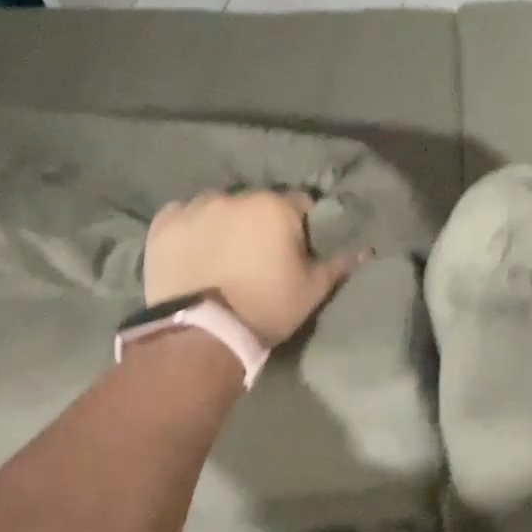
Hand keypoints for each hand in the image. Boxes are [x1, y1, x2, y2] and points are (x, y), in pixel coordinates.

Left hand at [143, 190, 366, 345]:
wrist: (199, 335)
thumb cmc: (266, 307)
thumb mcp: (312, 289)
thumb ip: (339, 263)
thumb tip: (368, 249)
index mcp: (276, 206)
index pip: (301, 202)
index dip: (302, 224)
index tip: (298, 245)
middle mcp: (236, 197)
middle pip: (258, 201)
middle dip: (262, 219)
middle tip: (260, 250)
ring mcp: (195, 208)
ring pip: (220, 204)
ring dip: (226, 219)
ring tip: (225, 249)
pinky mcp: (163, 225)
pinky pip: (183, 214)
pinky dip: (192, 225)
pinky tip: (196, 247)